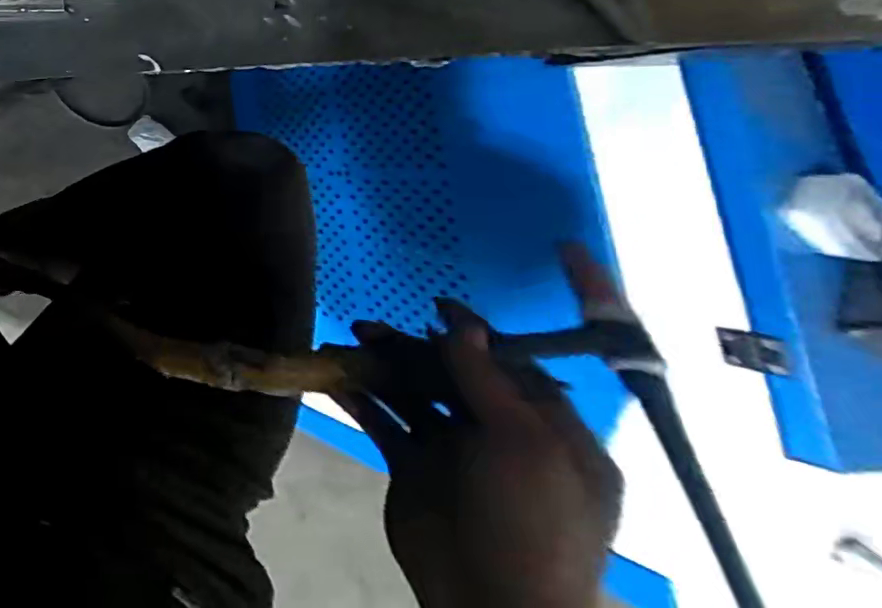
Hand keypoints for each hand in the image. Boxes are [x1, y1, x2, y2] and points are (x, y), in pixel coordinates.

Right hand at [337, 300, 622, 607]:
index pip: (509, 368)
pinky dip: (359, 397)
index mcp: (547, 433)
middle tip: (368, 328)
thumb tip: (463, 325)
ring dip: (379, 366)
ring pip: (412, 393)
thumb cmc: (529, 520)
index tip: (436, 305)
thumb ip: (490, 382)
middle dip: (411, 348)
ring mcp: (452, 450)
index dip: (474, 335)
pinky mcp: (412, 464)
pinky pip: (383, 420)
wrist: (491, 598)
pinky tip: (334, 378)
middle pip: (451, 376)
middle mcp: (499, 436)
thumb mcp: (525, 446)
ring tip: (347, 345)